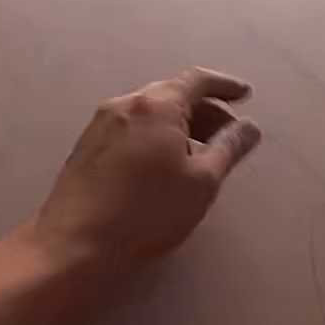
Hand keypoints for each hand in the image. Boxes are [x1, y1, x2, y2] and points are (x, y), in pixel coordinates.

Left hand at [29, 67, 261, 273]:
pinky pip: (133, 128)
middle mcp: (125, 104)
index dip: (226, 86)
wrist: (76, 244)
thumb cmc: (148, 212)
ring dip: (181, 125)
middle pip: (174, 94)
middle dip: (206, 110)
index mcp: (156, 105)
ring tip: (201, 154)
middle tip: (228, 136)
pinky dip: (157, 135)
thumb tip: (249, 127)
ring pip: (151, 113)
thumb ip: (229, 148)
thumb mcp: (201, 182)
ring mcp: (101, 124)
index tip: (244, 97)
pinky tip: (166, 165)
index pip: (198, 80)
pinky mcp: (88, 146)